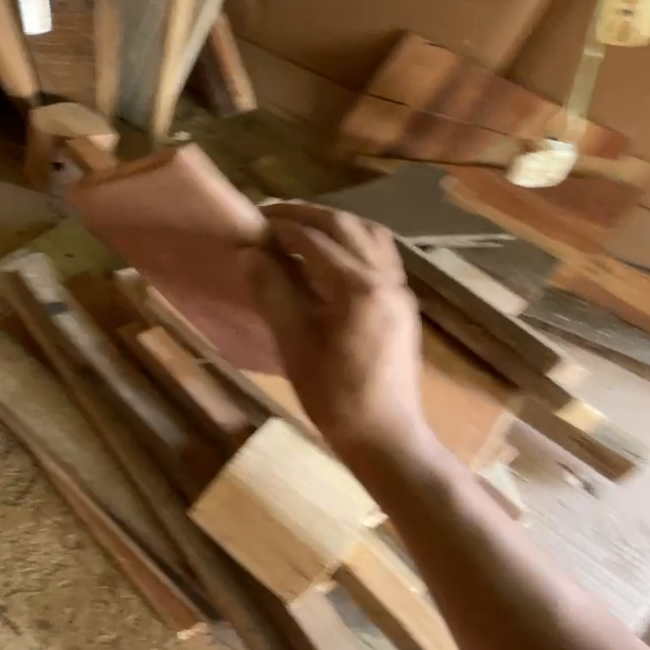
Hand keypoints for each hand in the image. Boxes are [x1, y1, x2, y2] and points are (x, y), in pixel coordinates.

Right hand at [248, 202, 431, 464]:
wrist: (384, 435)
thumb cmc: (333, 394)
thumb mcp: (294, 343)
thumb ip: (273, 292)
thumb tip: (249, 253)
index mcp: (358, 288)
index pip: (315, 238)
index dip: (280, 225)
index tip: (251, 221)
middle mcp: (385, 279)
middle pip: (347, 226)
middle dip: (307, 215)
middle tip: (270, 216)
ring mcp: (399, 290)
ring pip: (369, 236)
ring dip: (333, 224)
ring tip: (298, 228)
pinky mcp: (400, 304)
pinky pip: (378, 255)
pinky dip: (350, 242)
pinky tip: (326, 257)